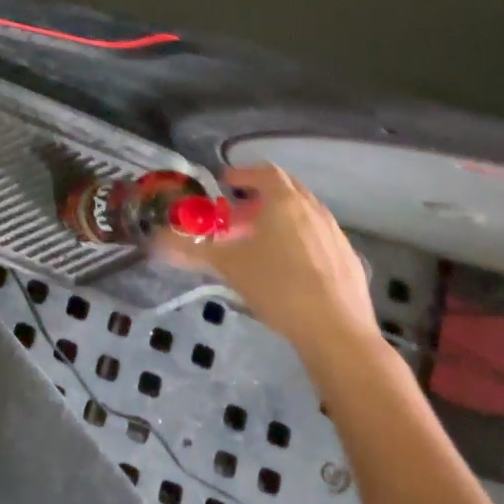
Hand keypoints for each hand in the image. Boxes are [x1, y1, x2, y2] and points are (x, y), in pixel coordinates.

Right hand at [150, 164, 381, 361]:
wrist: (335, 330)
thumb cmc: (277, 286)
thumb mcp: (227, 266)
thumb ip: (190, 250)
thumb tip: (155, 242)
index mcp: (284, 202)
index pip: (264, 172)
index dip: (243, 175)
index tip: (225, 185)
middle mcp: (313, 210)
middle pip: (287, 189)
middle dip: (261, 196)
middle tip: (239, 214)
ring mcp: (335, 234)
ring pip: (304, 214)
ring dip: (281, 219)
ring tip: (260, 243)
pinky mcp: (348, 259)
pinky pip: (319, 237)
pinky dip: (300, 240)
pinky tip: (288, 268)